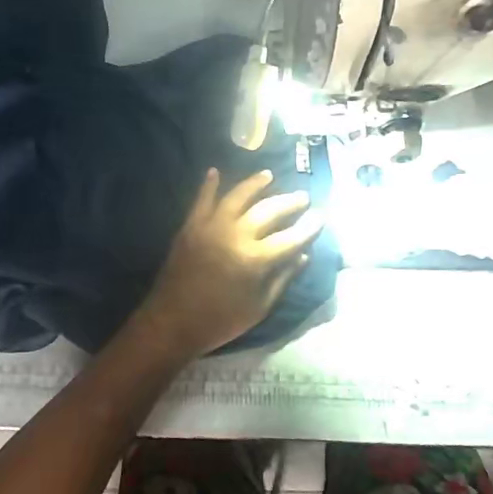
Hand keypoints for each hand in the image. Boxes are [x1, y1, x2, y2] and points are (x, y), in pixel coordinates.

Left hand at [135, 169, 324, 357]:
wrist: (172, 322)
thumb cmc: (220, 321)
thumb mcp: (259, 307)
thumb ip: (282, 278)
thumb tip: (303, 255)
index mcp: (256, 259)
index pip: (291, 238)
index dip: (309, 227)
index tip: (321, 216)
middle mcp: (235, 235)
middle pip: (268, 211)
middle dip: (289, 202)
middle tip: (302, 196)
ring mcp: (210, 227)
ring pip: (237, 197)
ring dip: (254, 184)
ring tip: (268, 175)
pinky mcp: (190, 227)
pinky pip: (201, 200)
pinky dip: (208, 185)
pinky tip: (214, 172)